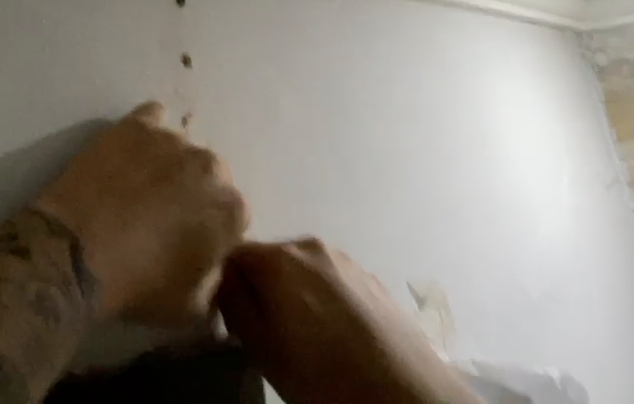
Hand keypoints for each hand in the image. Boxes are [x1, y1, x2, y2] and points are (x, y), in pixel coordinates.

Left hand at [32, 102, 249, 324]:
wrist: (75, 252)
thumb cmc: (138, 284)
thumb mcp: (192, 308)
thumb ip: (217, 282)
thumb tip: (215, 266)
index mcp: (230, 209)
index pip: (233, 216)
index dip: (211, 231)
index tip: (189, 243)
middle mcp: (210, 166)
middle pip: (210, 176)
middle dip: (193, 193)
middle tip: (163, 215)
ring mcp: (171, 139)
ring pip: (180, 149)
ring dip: (169, 164)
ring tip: (138, 187)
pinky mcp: (136, 123)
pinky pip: (152, 117)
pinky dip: (147, 131)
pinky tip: (131, 150)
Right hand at [217, 239, 483, 403]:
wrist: (408, 396)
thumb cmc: (325, 378)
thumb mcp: (264, 350)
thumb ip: (235, 305)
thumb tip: (226, 278)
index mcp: (278, 257)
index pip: (233, 255)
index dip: (228, 286)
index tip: (235, 319)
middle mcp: (310, 245)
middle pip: (268, 258)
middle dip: (262, 288)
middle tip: (270, 333)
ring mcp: (344, 259)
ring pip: (301, 269)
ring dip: (294, 294)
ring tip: (306, 339)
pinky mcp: (370, 278)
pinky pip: (331, 280)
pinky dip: (324, 300)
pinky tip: (336, 337)